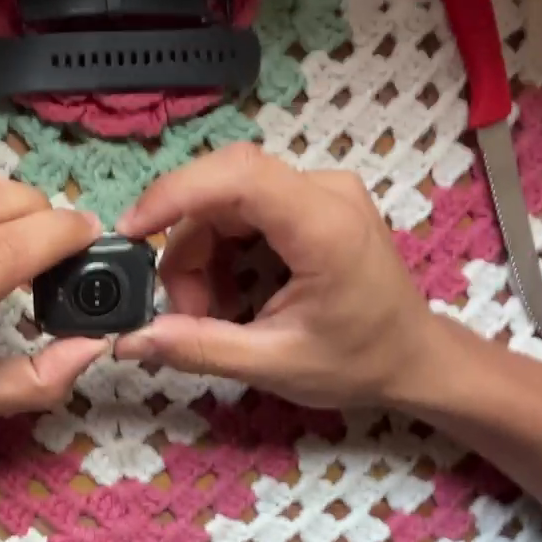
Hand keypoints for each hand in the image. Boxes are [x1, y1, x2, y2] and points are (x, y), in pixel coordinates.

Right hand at [111, 144, 445, 408]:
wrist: (412, 357)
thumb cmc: (355, 363)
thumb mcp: (272, 364)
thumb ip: (199, 348)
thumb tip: (129, 340)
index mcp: (324, 226)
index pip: (238, 176)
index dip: (175, 194)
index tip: (131, 233)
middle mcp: (323, 190)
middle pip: (222, 191)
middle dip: (184, 248)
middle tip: (182, 310)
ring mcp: (318, 191)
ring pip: (225, 203)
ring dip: (199, 257)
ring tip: (208, 314)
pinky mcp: (310, 202)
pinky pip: (241, 212)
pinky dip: (219, 253)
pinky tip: (228, 296)